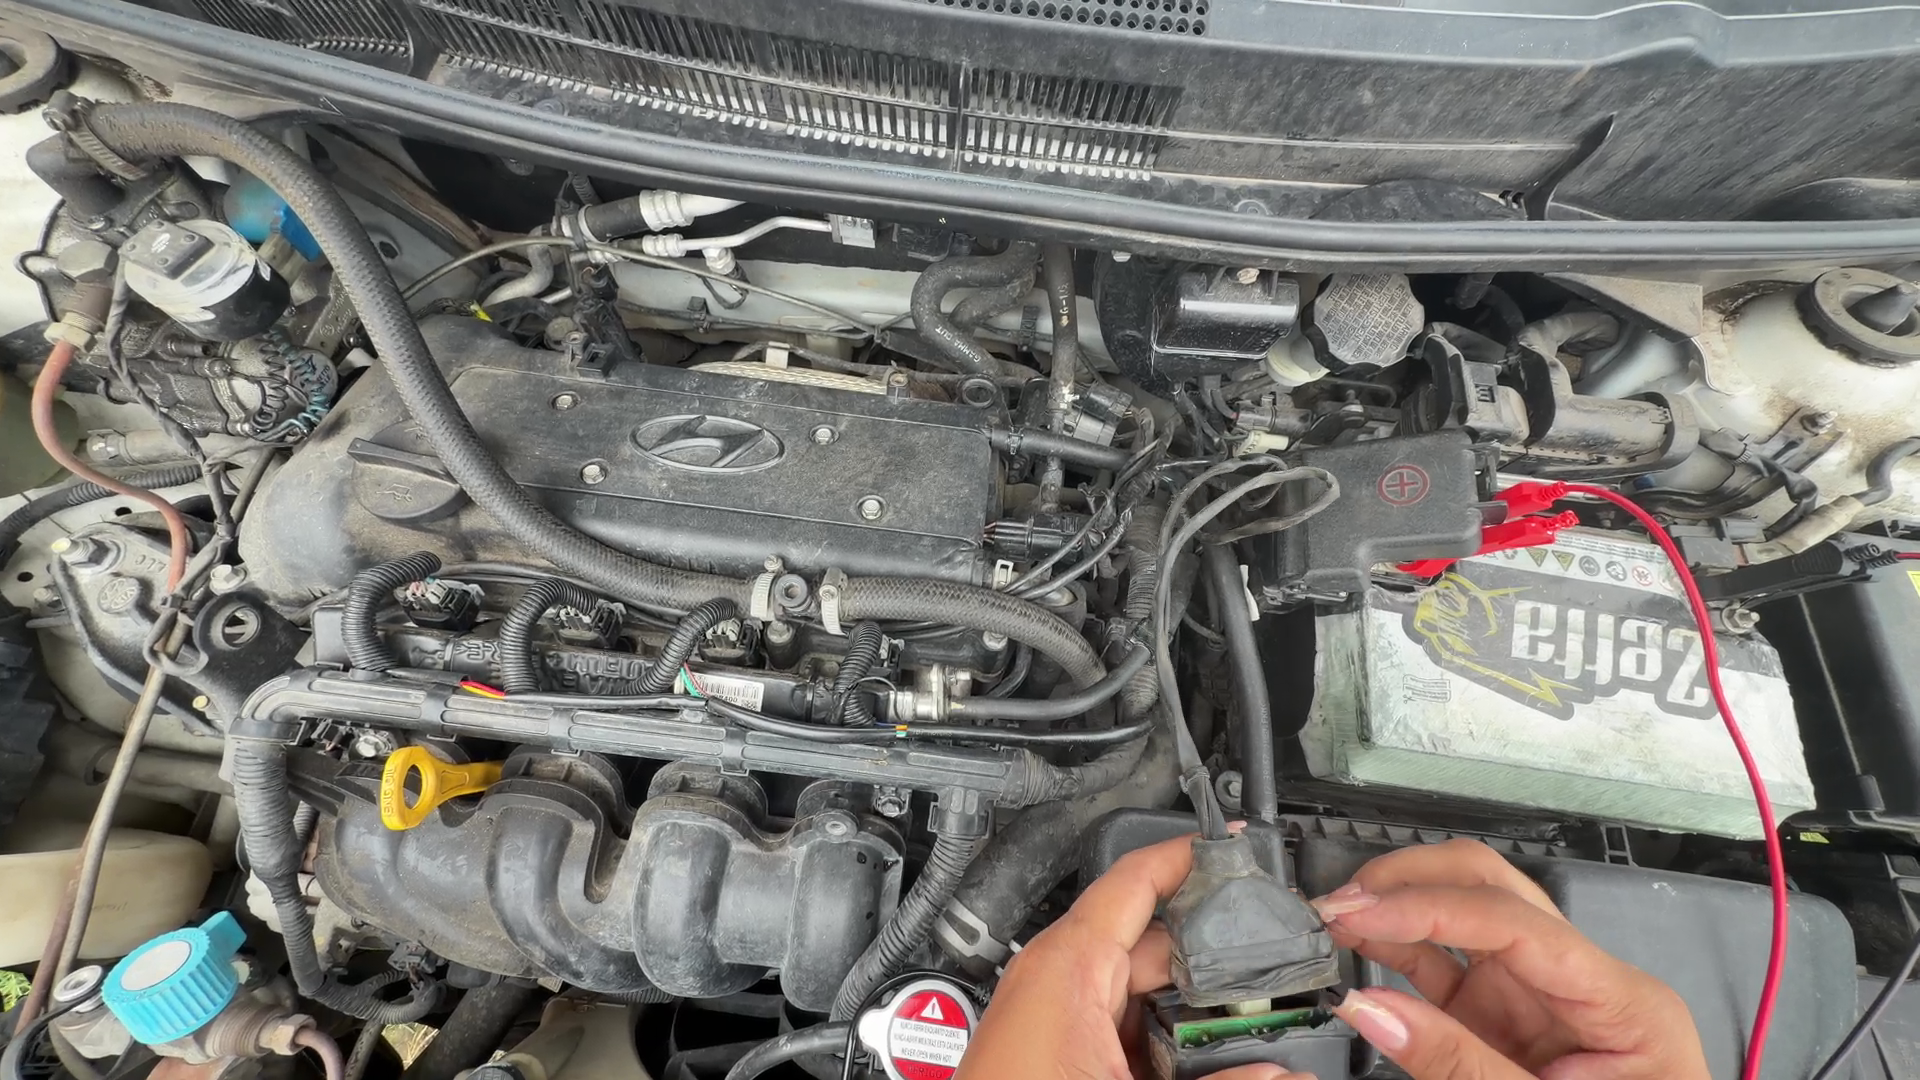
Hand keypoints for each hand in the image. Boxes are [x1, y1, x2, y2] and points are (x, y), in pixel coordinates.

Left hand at [957, 834, 1304, 1079]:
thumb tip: (1279, 1073)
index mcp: (1068, 963)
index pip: (1133, 879)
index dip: (1184, 856)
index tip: (1230, 844)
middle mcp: (1059, 972)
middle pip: (1151, 939)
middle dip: (1211, 951)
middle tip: (1272, 964)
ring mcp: (1056, 1007)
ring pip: (1140, 985)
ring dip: (1191, 1002)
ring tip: (1250, 1020)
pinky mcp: (1056, 1040)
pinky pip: (1120, 1018)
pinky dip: (1161, 1032)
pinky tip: (1201, 1060)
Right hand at [1312, 838, 1709, 1079]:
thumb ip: (1457, 1064)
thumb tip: (1363, 1007)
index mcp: (1618, 999)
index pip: (1509, 918)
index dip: (1426, 908)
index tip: (1358, 915)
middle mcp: (1573, 972)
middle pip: (1485, 883)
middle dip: (1406, 881)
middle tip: (1344, 903)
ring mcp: (1530, 983)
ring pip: (1455, 901)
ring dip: (1391, 900)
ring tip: (1334, 916)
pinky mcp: (1492, 1002)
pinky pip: (1435, 953)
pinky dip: (1389, 940)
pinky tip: (1351, 941)